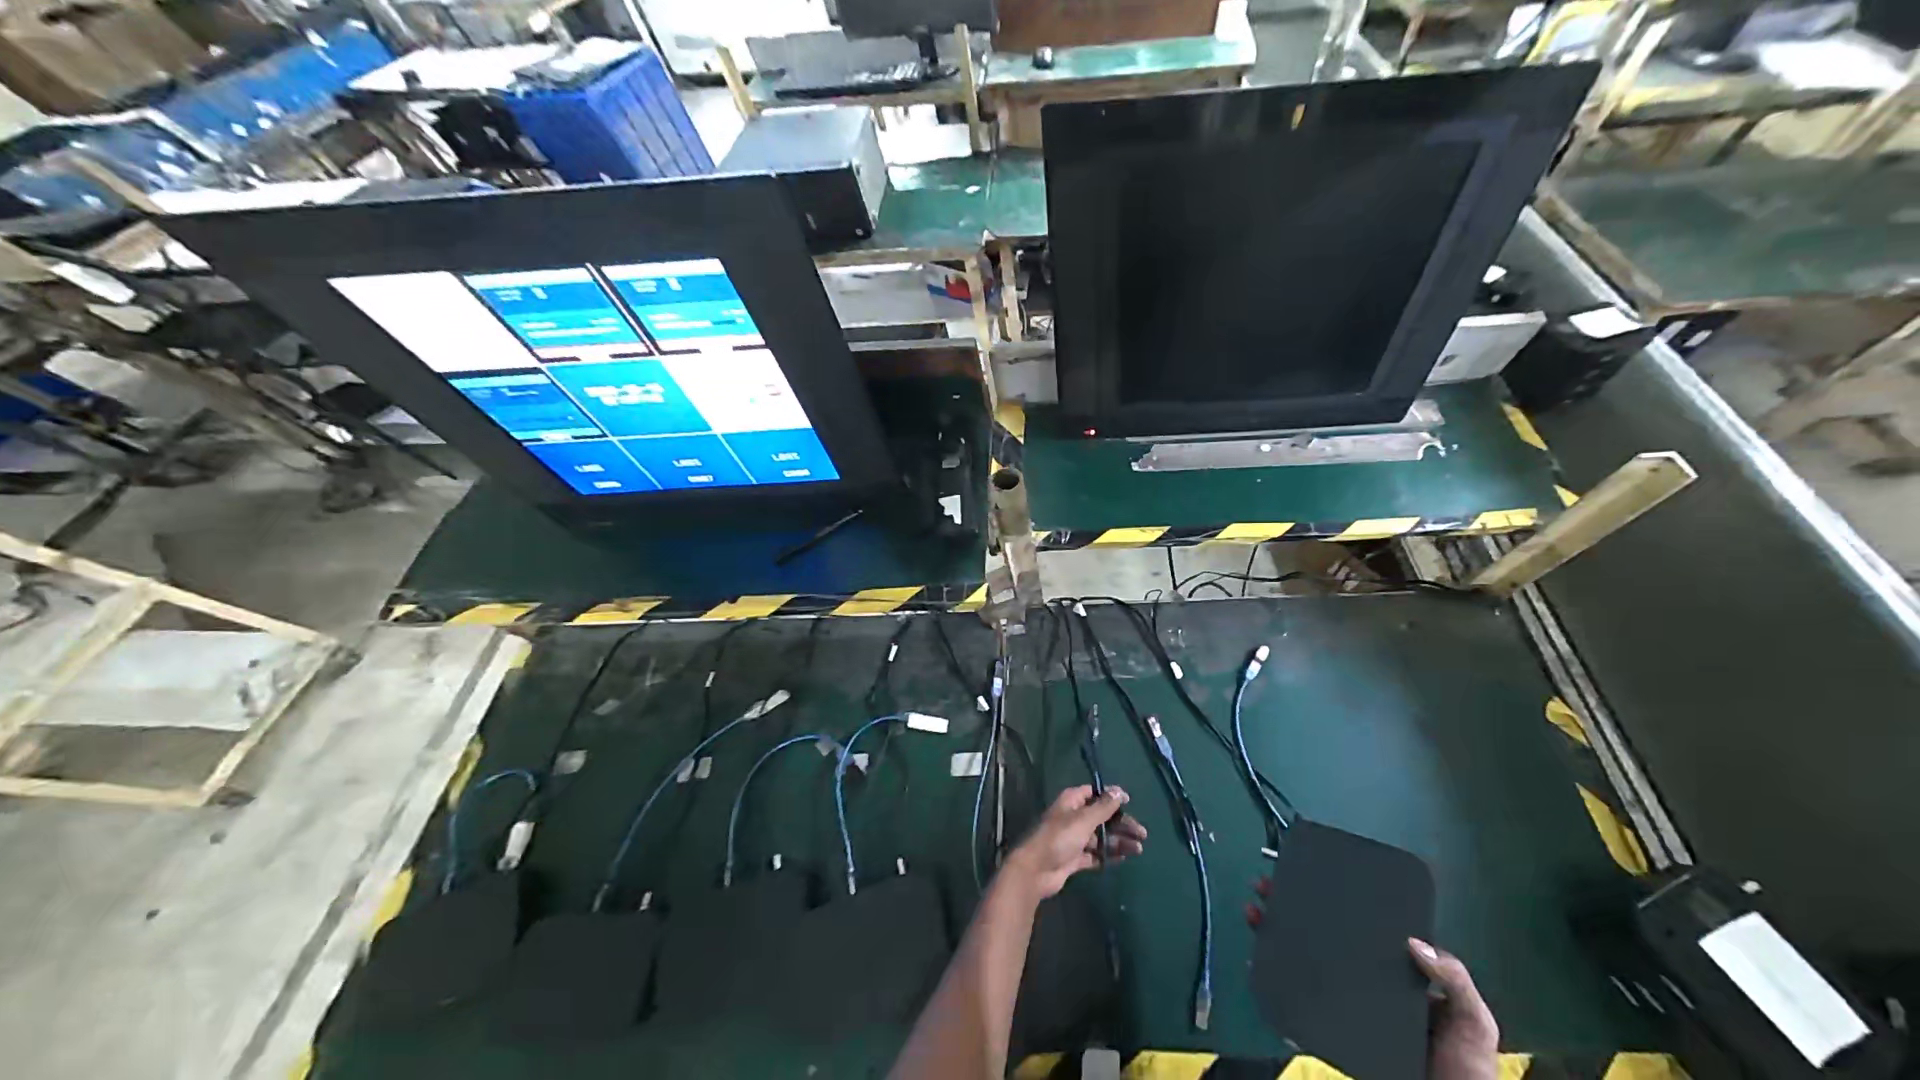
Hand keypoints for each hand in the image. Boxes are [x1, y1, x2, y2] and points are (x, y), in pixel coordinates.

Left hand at [1003, 785, 1146, 899]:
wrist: (1036, 870)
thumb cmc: (1059, 838)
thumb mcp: (1083, 819)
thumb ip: (1103, 807)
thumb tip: (1120, 791)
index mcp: (1072, 802)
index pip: (1094, 794)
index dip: (1112, 797)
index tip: (1130, 803)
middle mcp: (1073, 817)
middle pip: (1101, 817)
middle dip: (1121, 824)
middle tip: (1142, 834)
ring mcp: (1073, 839)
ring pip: (1100, 837)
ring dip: (1118, 841)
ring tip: (1138, 850)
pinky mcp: (1074, 858)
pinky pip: (1095, 854)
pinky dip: (1108, 855)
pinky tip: (1123, 858)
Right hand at [1245, 882, 1499, 1079]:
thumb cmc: (1464, 1067)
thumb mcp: (1473, 1021)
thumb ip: (1454, 980)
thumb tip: (1412, 939)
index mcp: (1392, 971)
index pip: (1356, 928)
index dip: (1331, 902)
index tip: (1309, 879)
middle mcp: (1362, 981)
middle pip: (1319, 936)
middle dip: (1290, 908)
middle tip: (1267, 887)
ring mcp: (1343, 1003)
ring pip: (1301, 960)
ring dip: (1274, 934)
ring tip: (1255, 912)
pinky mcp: (1329, 1028)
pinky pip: (1296, 998)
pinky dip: (1273, 975)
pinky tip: (1258, 957)